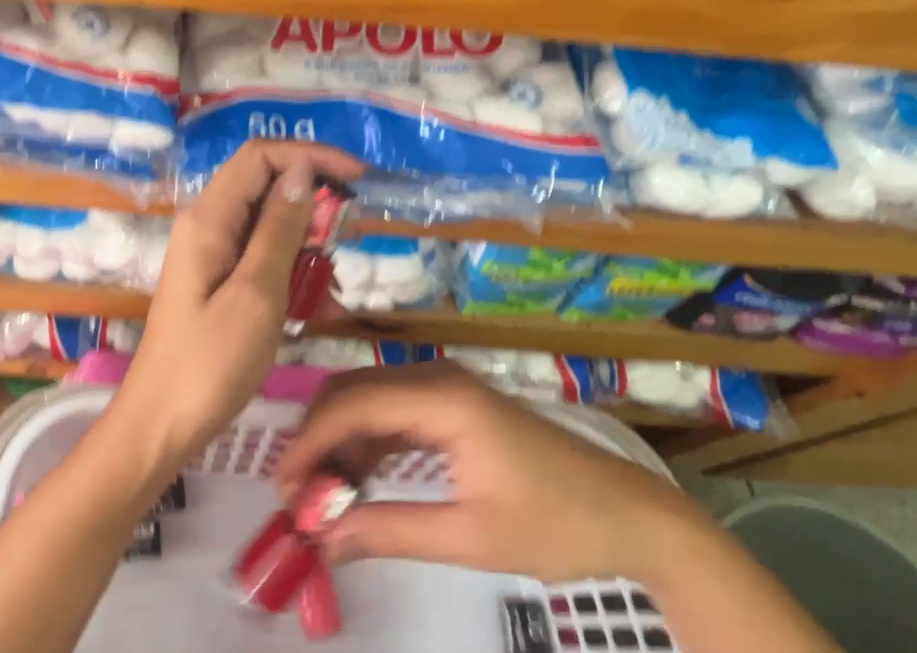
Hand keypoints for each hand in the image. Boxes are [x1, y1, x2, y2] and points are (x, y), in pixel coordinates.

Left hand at [110, 141, 366, 468]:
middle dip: (313, 207)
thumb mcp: (257, 294)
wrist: (162, 424)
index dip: (311, 157)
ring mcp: (209, 254)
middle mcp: (206, 225)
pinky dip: (292, 274)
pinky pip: (261, 259)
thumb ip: (280, 229)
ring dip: (307, 247)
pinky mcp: (216, 282)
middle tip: (345, 247)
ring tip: (332, 290)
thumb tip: (302, 172)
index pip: (261, 156)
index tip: (359, 181)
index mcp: (209, 218)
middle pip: (265, 186)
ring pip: (268, 225)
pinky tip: (315, 309)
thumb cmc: (211, 363)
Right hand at [276, 362, 710, 582]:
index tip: (283, 490)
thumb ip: (388, 531)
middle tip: (297, 497)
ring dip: (338, 444)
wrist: (633, 517)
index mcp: (443, 399)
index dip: (308, 445)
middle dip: (316, 441)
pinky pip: (391, 414)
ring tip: (321, 497)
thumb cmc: (557, 525)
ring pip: (366, 401)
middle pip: (350, 393)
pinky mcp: (453, 406)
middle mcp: (436, 379)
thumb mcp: (469, 537)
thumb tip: (321, 537)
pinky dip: (366, 445)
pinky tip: (356, 483)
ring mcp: (446, 389)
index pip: (350, 406)